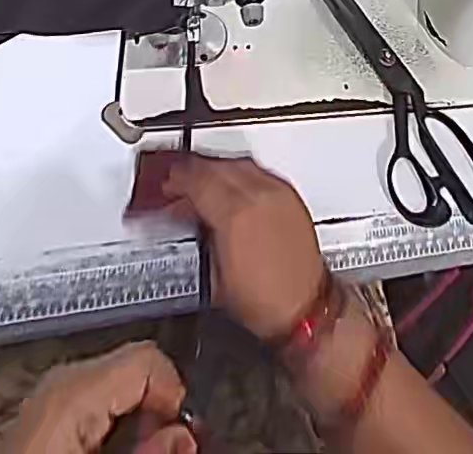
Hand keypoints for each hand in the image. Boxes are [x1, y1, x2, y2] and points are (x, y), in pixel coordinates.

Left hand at [2, 342, 193, 453]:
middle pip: (133, 371)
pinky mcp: (42, 414)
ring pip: (115, 386)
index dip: (174, 396)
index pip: (148, 358)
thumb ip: (146, 451)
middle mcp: (60, 380)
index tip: (181, 435)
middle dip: (155, 409)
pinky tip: (108, 448)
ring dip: (135, 418)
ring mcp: (48, 395)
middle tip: (165, 446)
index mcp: (73, 388)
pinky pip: (93, 402)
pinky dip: (110, 423)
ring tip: (138, 448)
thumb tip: (182, 436)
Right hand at [160, 155, 327, 340]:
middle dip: (194, 170)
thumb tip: (185, 213)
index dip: (178, 179)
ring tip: (203, 178)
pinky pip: (258, 171)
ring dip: (216, 167)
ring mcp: (277, 193)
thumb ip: (198, 233)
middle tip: (179, 179)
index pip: (199, 181)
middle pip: (217, 167)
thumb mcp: (214, 274)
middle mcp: (258, 197)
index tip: (168, 182)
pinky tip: (231, 181)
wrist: (304, 309)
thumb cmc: (265, 302)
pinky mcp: (289, 195)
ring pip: (238, 163)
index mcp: (235, 216)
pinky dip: (239, 171)